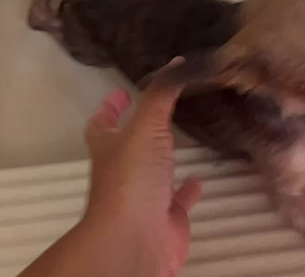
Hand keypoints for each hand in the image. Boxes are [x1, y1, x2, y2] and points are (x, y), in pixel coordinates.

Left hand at [81, 69, 205, 275]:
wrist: (135, 241)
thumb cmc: (132, 177)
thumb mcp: (146, 124)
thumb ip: (161, 93)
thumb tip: (177, 62)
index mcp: (108, 146)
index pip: (103, 121)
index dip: (111, 106)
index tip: (122, 91)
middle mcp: (123, 170)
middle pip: (129, 144)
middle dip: (143, 128)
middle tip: (165, 107)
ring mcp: (143, 196)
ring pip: (155, 171)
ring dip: (167, 157)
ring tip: (187, 135)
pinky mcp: (165, 219)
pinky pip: (178, 200)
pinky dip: (188, 190)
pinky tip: (201, 178)